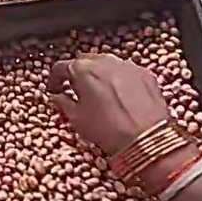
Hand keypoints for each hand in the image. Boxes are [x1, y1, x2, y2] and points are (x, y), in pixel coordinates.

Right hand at [47, 54, 173, 154]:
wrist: (147, 138)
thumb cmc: (108, 129)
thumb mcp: (76, 118)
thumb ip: (62, 103)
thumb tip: (56, 98)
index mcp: (83, 70)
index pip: (61, 67)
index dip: (54, 79)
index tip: (55, 89)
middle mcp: (105, 62)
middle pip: (84, 62)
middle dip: (77, 74)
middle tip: (74, 90)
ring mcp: (127, 66)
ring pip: (106, 64)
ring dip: (99, 75)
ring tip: (98, 93)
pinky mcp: (145, 74)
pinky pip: (126, 71)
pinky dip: (118, 79)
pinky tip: (119, 96)